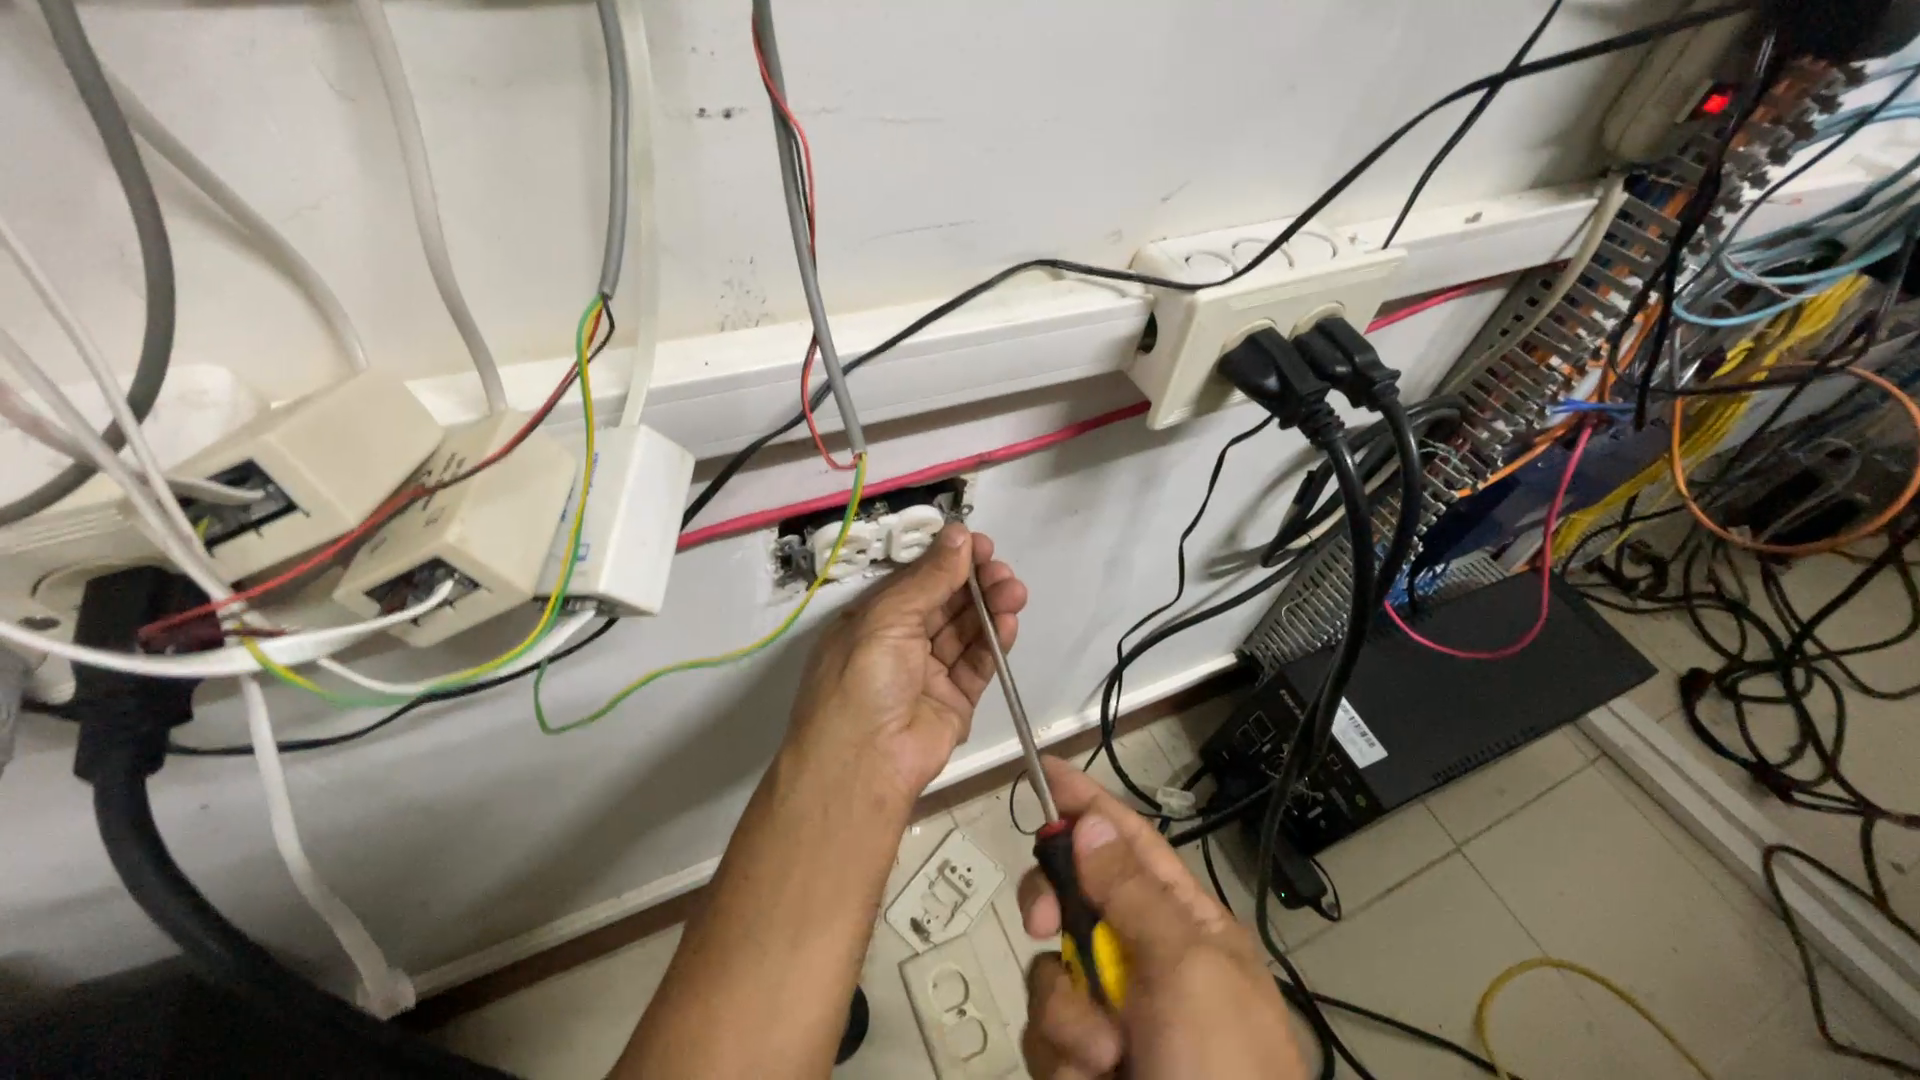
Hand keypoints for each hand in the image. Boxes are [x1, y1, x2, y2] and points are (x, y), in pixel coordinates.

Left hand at [785, 523, 1027, 804]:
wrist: (863, 763)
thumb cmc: (862, 679)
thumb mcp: (887, 618)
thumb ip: (929, 578)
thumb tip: (958, 534)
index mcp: (873, 620)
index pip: (917, 581)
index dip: (947, 561)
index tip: (979, 545)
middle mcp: (899, 644)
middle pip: (945, 604)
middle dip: (975, 583)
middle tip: (1001, 570)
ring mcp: (928, 673)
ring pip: (965, 632)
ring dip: (989, 608)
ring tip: (1014, 591)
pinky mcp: (954, 700)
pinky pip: (977, 664)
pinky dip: (994, 642)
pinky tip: (1008, 622)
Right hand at [1017, 757, 1306, 1078]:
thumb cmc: (1222, 1071)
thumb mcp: (1187, 971)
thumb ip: (1131, 894)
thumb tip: (1089, 822)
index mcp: (1187, 927)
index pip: (1129, 844)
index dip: (1087, 804)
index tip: (1046, 769)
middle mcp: (1145, 961)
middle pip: (1074, 899)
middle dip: (1052, 909)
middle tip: (1044, 923)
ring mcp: (1114, 1013)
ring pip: (1049, 972)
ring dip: (1067, 1016)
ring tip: (1107, 1059)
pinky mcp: (1085, 1061)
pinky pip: (1044, 1032)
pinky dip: (1061, 1057)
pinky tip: (1094, 1079)